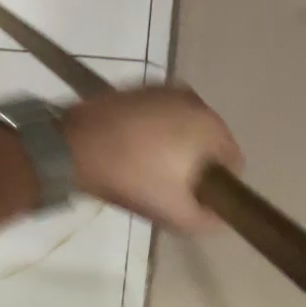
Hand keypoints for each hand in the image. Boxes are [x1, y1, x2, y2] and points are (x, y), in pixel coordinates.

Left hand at [64, 82, 242, 232]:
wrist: (73, 146)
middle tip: (169, 183)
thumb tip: (219, 213)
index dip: (217, 184)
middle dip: (194, 160)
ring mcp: (159, 88)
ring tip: (146, 165)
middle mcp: (191, 97)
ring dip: (172, 143)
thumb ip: (211, 219)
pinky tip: (130, 147)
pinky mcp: (132, 87)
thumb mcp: (180, 216)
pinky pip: (155, 114)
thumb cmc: (132, 178)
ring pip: (179, 125)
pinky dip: (149, 129)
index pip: (232, 161)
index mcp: (210, 124)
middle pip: (205, 139)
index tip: (193, 197)